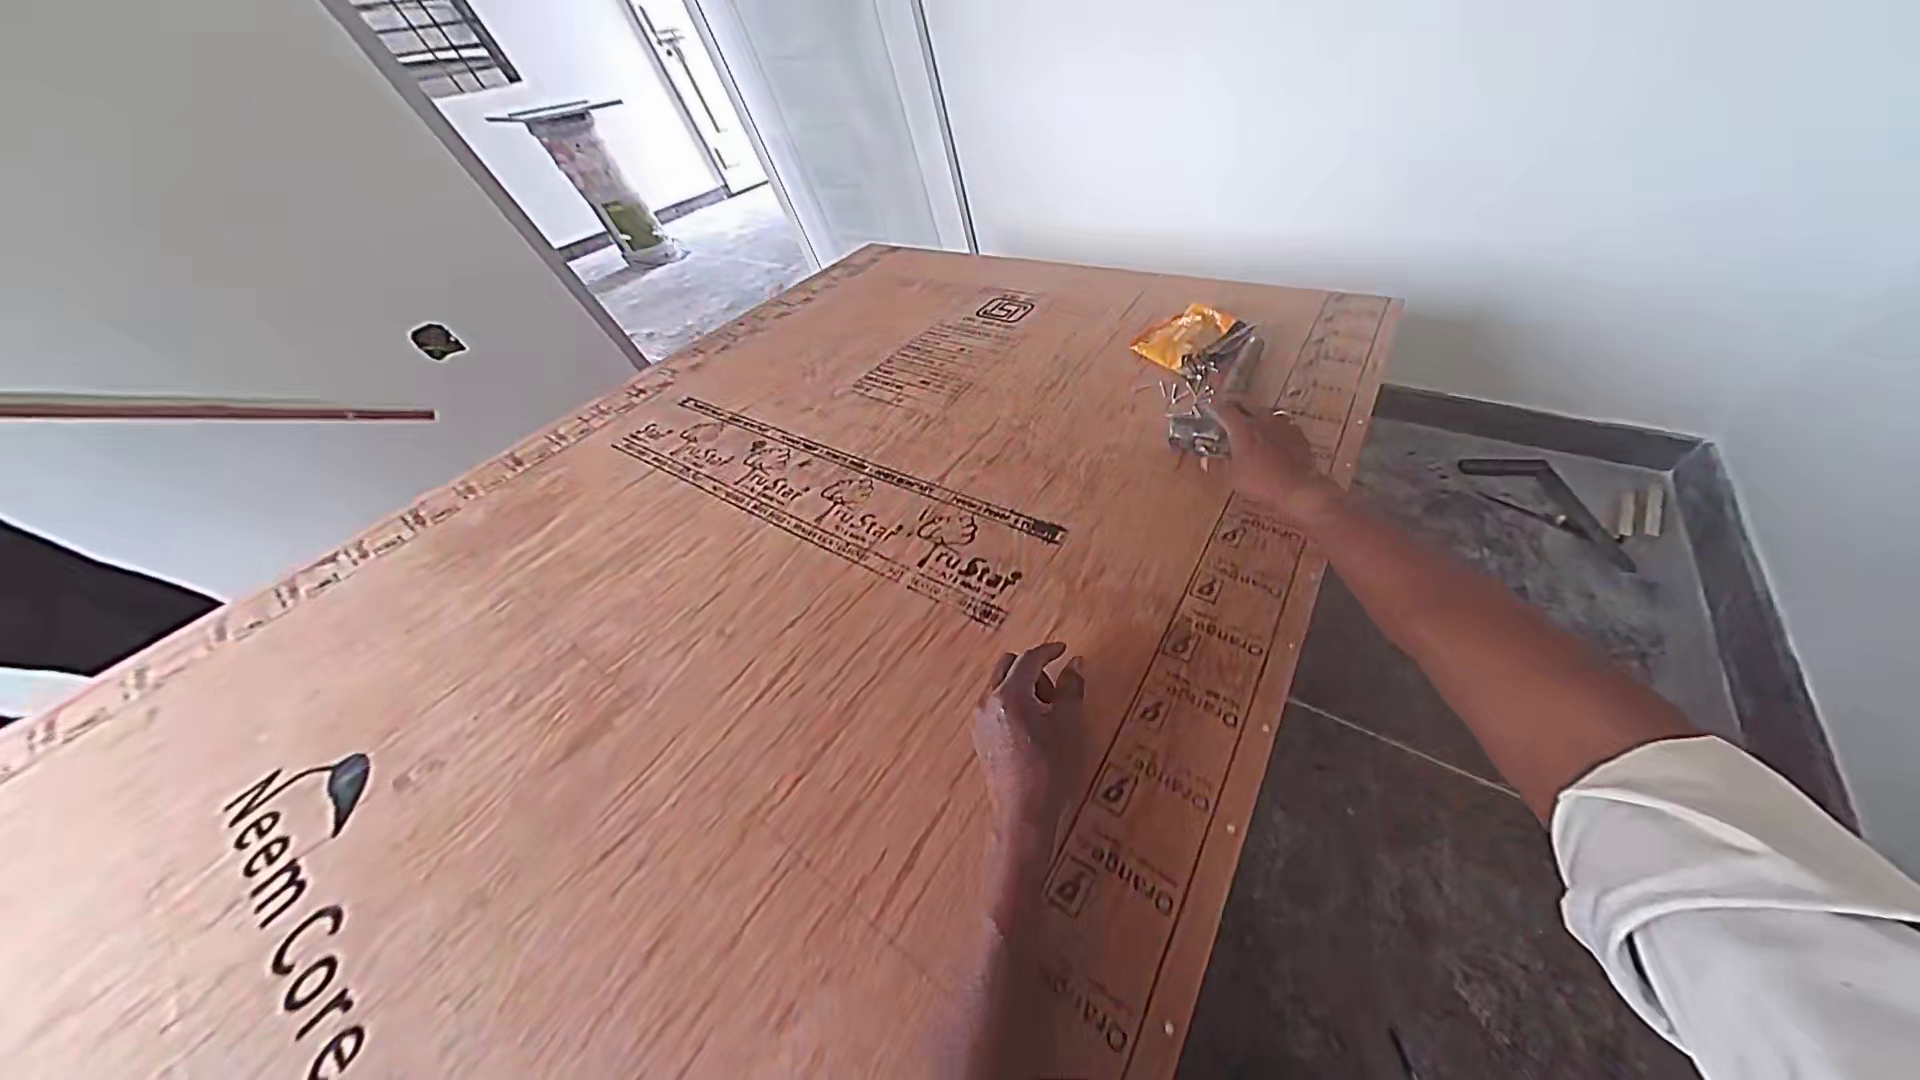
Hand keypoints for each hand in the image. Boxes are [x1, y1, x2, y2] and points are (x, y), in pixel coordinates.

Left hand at [972, 642, 1083, 847]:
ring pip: (1000, 685)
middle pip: (1008, 666)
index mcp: (1009, 695)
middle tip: (1056, 692)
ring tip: (1047, 715)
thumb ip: (1071, 688)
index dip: (1048, 651)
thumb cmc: (1050, 768)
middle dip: (1033, 669)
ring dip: (1023, 687)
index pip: (1028, 659)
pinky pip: (995, 705)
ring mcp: (980, 719)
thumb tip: (1074, 664)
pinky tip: (1032, 728)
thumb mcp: (1069, 725)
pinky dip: (1013, 703)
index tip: (1062, 650)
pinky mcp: (979, 736)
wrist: (1023, 813)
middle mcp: (988, 701)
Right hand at [1215, 403, 1344, 528]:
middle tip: (1227, 422)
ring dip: (1254, 419)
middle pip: (1244, 408)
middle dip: (1234, 413)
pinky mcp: (1297, 433)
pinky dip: (1272, 429)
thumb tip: (1205, 461)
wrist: (1298, 487)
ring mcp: (1282, 424)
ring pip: (1264, 414)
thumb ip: (1217, 465)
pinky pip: (1281, 424)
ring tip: (1250, 431)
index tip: (1208, 409)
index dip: (1213, 408)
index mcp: (1242, 428)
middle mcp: (1262, 421)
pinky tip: (1272, 441)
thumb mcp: (1232, 477)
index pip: (1224, 410)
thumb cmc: (1260, 482)